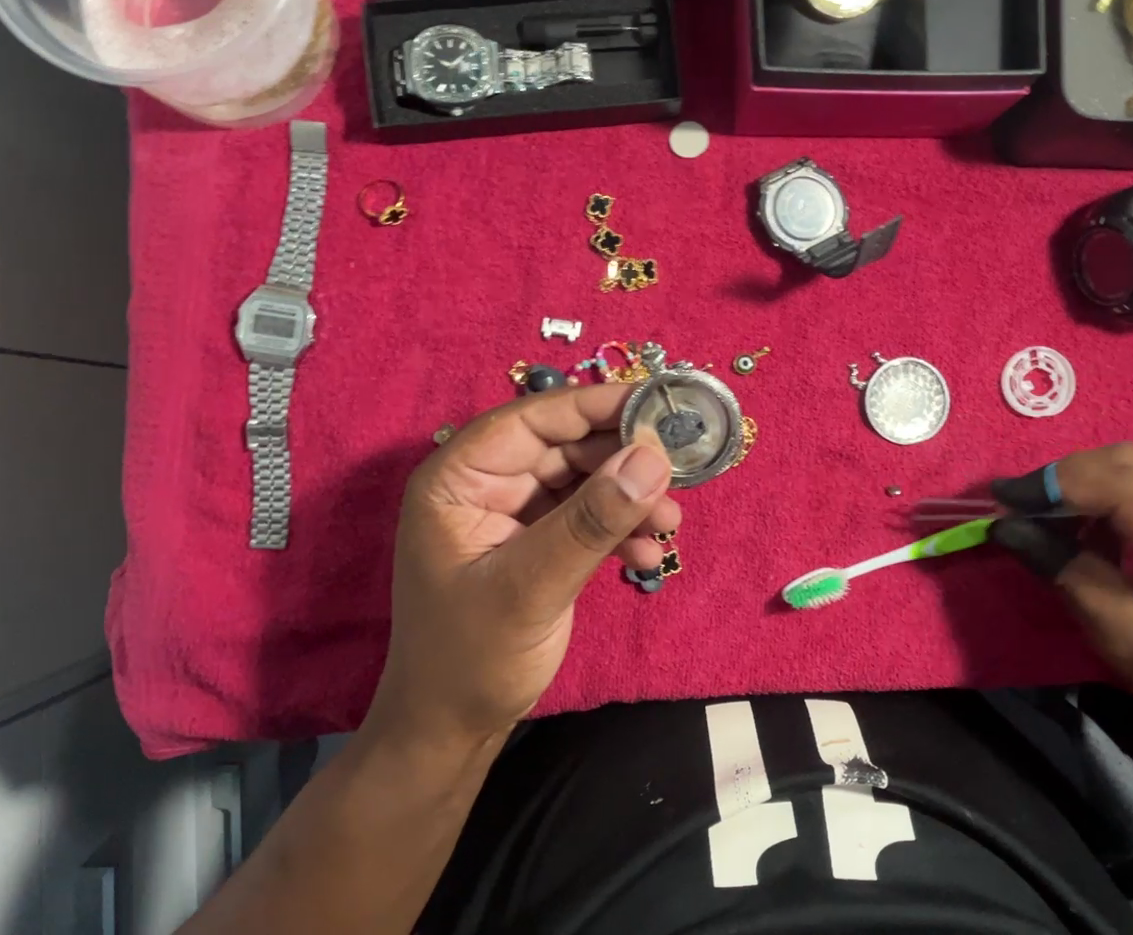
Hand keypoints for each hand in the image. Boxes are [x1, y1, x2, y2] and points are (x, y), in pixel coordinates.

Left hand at [372, 385, 679, 745]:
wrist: (453, 729)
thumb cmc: (471, 658)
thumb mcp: (531, 587)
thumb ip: (591, 521)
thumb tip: (653, 458)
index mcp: (458, 480)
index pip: (530, 419)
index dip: (593, 404)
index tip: (658, 403)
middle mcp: (484, 486)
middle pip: (563, 446)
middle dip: (621, 459)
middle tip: (679, 470)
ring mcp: (512, 515)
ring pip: (582, 481)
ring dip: (628, 498)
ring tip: (669, 523)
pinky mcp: (537, 544)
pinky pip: (586, 518)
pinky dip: (619, 530)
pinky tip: (647, 556)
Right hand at [1001, 444, 1132, 789]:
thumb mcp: (1129, 642)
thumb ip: (1069, 573)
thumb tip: (1007, 526)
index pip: (1125, 486)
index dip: (1056, 484)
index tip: (1002, 498)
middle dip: (1068, 476)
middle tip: (1021, 507)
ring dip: (1094, 477)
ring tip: (1055, 512)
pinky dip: (1125, 483)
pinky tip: (1104, 516)